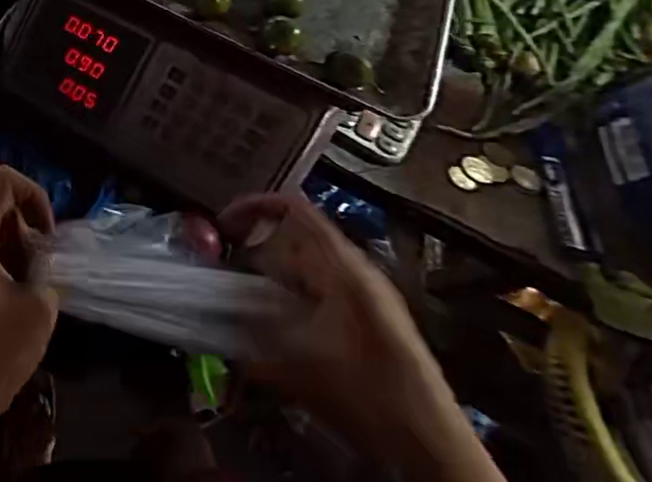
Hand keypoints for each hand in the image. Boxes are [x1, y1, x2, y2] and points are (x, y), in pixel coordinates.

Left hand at [0, 164, 58, 428]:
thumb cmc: (1, 352)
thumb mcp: (40, 304)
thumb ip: (46, 262)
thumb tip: (48, 246)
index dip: (31, 193)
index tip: (46, 232)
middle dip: (23, 196)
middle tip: (41, 232)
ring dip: (17, 217)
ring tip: (34, 256)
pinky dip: (8, 232)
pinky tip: (24, 267)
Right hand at [220, 195, 497, 479]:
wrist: (431, 444)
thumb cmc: (366, 393)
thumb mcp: (297, 360)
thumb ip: (252, 328)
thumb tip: (220, 312)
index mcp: (341, 265)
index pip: (293, 208)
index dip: (253, 207)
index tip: (223, 225)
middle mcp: (356, 268)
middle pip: (297, 234)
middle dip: (259, 244)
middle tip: (229, 264)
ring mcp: (368, 292)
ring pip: (308, 261)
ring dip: (275, 271)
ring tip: (247, 295)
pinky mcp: (373, 316)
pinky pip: (321, 285)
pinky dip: (293, 292)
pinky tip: (279, 323)